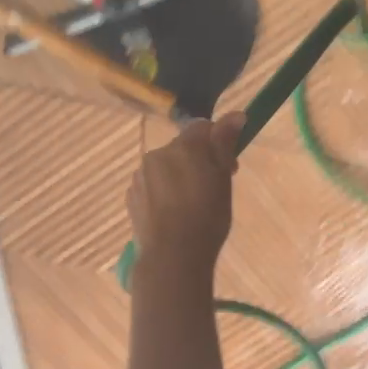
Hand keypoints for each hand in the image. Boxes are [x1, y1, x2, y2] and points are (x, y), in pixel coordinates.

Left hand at [127, 113, 241, 275]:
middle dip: (199, 161)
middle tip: (215, 189)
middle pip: (183, 148)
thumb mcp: (224, 180)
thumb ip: (225, 144)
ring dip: (180, 177)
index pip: (202, 127)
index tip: (229, 165)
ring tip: (193, 206)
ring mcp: (141, 175)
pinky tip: (176, 214)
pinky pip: (153, 185)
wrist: (174, 254)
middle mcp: (157, 154)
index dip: (219, 142)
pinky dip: (166, 193)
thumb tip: (236, 114)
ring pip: (166, 167)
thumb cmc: (208, 217)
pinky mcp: (132, 195)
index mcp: (184, 147)